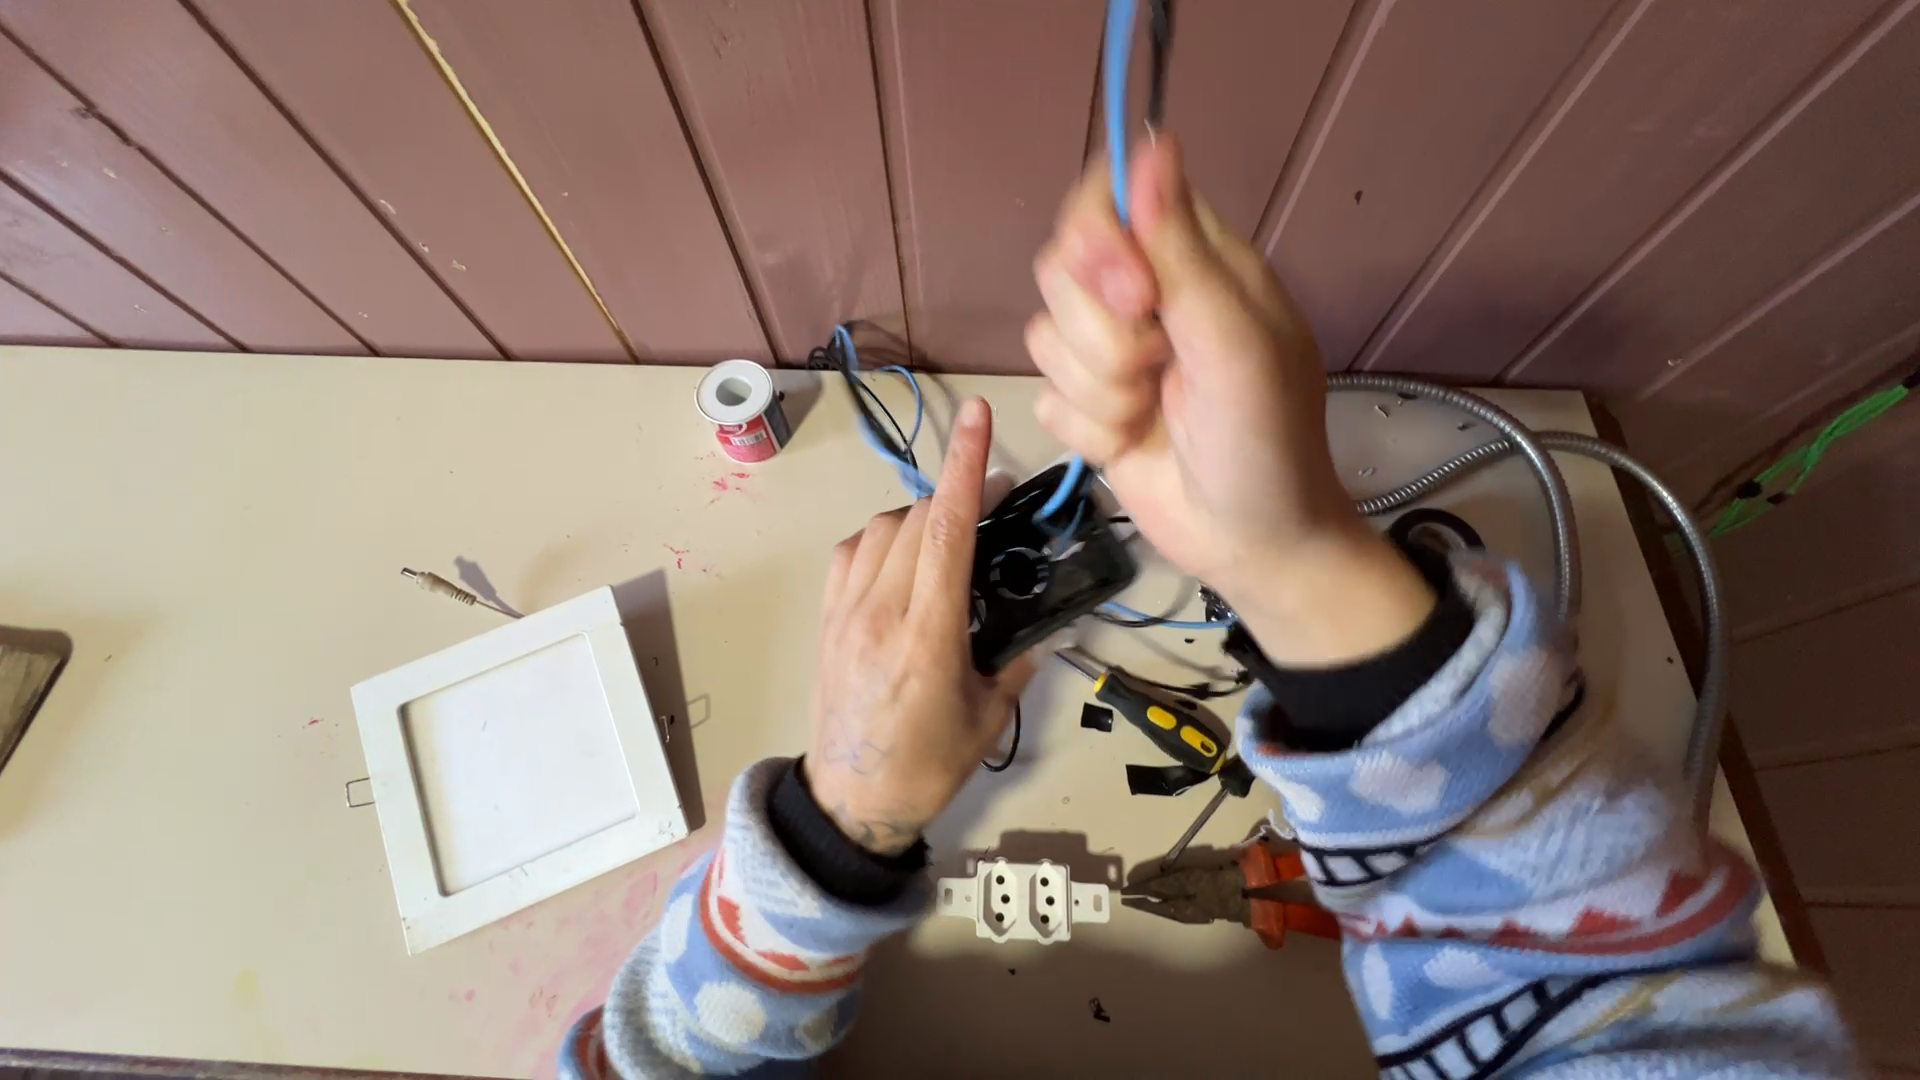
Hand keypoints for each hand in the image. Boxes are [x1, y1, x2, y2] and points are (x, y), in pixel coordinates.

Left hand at [805, 398, 1034, 853]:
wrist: (849, 799)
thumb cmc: (926, 765)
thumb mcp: (987, 718)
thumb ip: (1017, 661)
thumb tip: (1043, 627)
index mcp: (928, 636)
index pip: (948, 530)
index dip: (966, 467)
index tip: (979, 420)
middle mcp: (880, 611)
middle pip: (919, 518)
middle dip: (959, 495)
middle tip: (993, 504)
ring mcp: (844, 610)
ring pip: (883, 526)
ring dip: (921, 516)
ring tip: (947, 538)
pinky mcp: (825, 616)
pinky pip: (851, 550)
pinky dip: (881, 537)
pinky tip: (900, 559)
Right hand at [1027, 138, 1433, 664]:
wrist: (1247, 540)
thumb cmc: (1264, 441)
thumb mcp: (1237, 345)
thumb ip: (1185, 254)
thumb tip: (1151, 146)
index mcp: (1192, 262)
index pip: (1107, 199)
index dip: (1099, 239)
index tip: (1132, 293)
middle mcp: (1141, 299)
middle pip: (1059, 270)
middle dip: (1101, 335)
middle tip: (1155, 367)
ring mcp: (1107, 357)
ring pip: (1043, 338)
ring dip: (1097, 391)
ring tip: (1148, 416)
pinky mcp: (1084, 408)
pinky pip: (1044, 398)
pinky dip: (1085, 429)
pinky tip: (1127, 445)